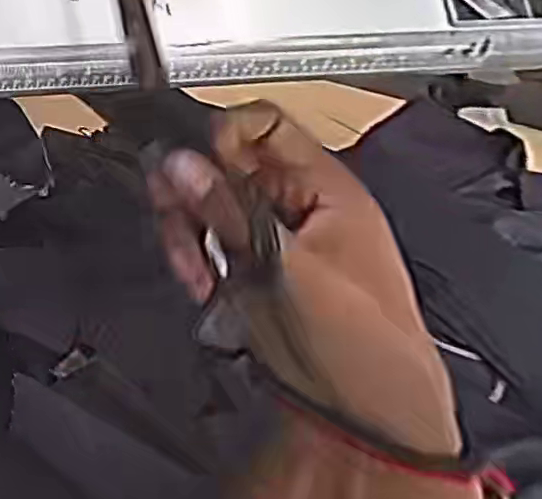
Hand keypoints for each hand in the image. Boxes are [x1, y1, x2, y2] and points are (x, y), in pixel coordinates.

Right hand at [147, 101, 461, 456]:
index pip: (264, 126)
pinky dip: (185, 250)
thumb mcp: (292, 270)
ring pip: (195, 195)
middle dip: (189, 189)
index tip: (195, 159)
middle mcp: (287, 200)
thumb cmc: (362, 345)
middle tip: (178, 214)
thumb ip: (230, 211)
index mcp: (323, 190)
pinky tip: (200, 278)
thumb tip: (181, 161)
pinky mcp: (236, 254)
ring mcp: (259, 227)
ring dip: (182, 226)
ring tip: (192, 263)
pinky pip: (191, 230)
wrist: (357, 415)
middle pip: (215, 160)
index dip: (223, 133)